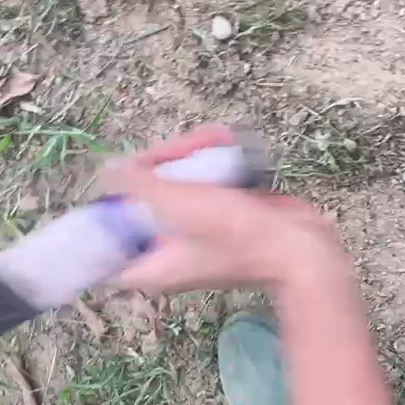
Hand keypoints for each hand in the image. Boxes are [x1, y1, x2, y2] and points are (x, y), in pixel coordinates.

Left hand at [101, 126, 348, 295]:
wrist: (299, 246)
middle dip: (161, 167)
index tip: (114, 178)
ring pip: (179, 187)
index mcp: (151, 265)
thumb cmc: (238, 236)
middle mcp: (171, 251)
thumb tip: (109, 169)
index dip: (105, 210)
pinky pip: (208, 186)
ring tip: (213, 138)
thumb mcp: (176, 204)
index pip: (107, 243)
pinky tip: (225, 141)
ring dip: (192, 158)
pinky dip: (215, 164)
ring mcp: (199, 234)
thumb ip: (135, 185)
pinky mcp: (226, 218)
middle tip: (177, 149)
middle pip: (144, 202)